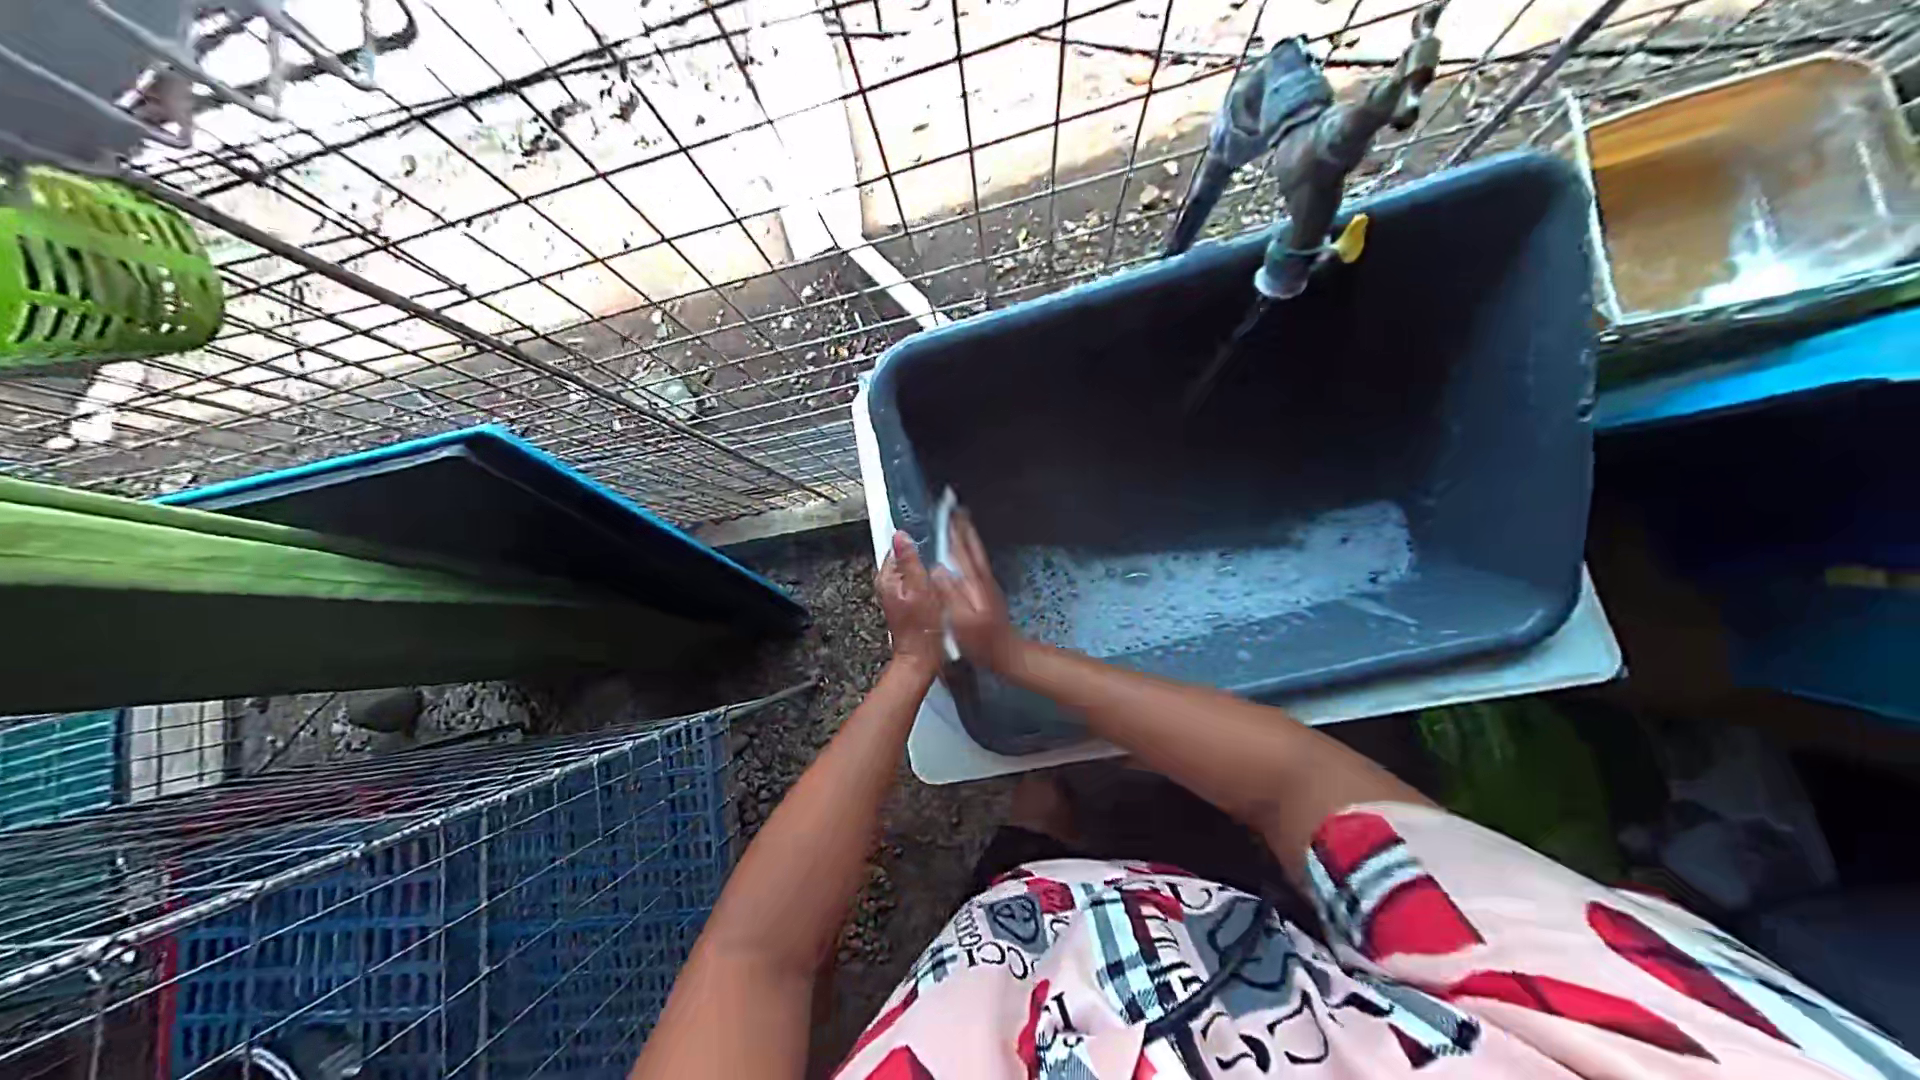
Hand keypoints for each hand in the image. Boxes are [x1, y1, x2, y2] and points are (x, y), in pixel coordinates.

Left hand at [875, 530, 942, 670]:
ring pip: (914, 571)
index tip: (933, 542)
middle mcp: (888, 585)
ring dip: (927, 571)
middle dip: (923, 557)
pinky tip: (938, 590)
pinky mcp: (908, 603)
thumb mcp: (919, 589)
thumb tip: (901, 535)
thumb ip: (910, 561)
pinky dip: (928, 583)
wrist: (922, 658)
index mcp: (887, 578)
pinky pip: (918, 584)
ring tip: (940, 577)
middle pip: (906, 559)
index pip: (898, 547)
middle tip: (940, 562)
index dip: (916, 542)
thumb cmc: (921, 629)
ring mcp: (898, 595)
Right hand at [932, 508, 1020, 669]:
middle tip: (957, 510)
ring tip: (961, 524)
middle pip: (972, 547)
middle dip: (964, 528)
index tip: (949, 512)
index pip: (962, 550)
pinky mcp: (988, 593)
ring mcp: (987, 585)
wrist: (1006, 653)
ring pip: (976, 554)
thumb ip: (948, 594)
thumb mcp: (960, 621)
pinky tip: (966, 553)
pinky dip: (971, 552)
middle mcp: (981, 579)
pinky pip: (977, 564)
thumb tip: (937, 570)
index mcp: (972, 583)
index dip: (955, 531)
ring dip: (968, 538)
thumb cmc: (981, 642)